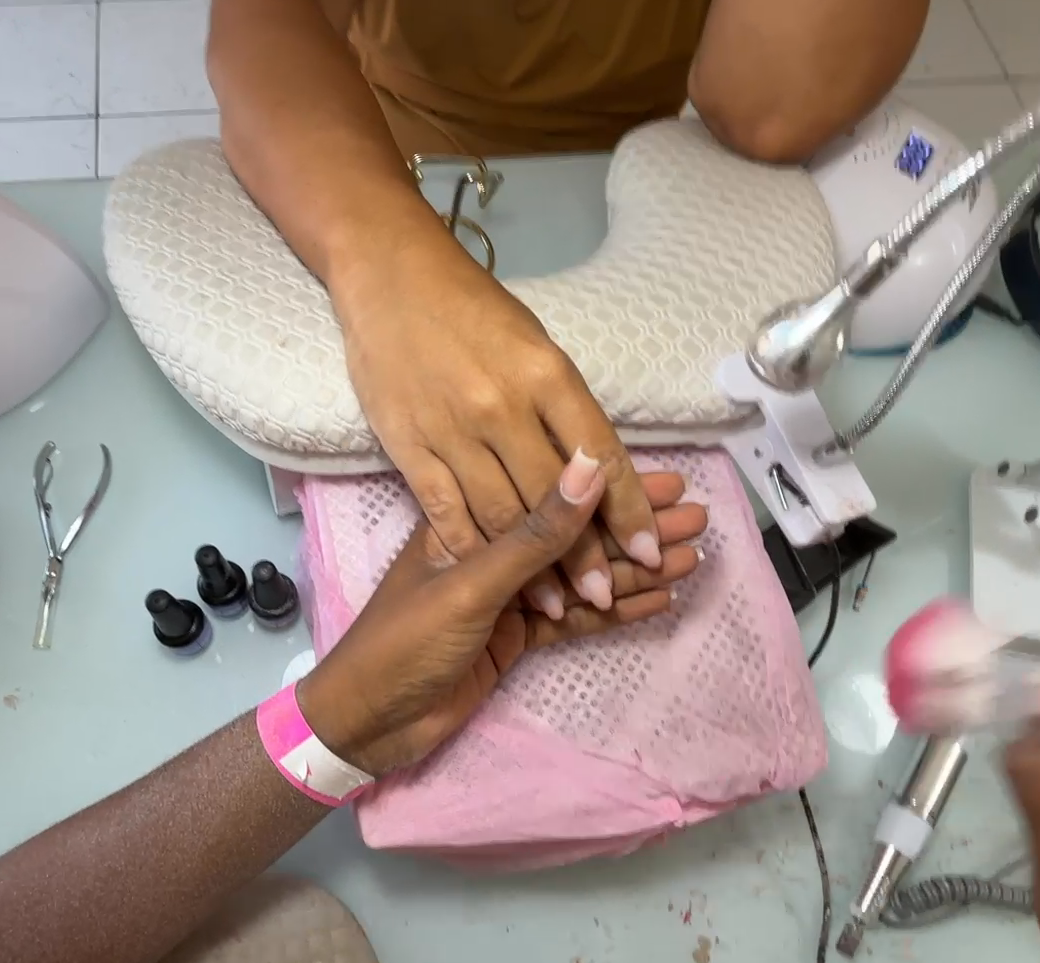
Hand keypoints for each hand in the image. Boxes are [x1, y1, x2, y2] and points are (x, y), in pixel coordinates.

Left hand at [297, 451, 699, 776]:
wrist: (368, 721)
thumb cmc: (405, 642)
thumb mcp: (471, 584)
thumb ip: (535, 534)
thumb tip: (589, 466)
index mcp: (473, 525)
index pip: (554, 498)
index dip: (613, 492)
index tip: (669, 484)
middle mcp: (493, 554)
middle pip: (576, 538)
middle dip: (634, 531)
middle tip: (697, 524)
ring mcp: (505, 598)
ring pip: (581, 579)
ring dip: (633, 572)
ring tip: (690, 561)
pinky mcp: (513, 638)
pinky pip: (571, 620)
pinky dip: (611, 613)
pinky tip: (655, 604)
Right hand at [329, 236, 656, 622]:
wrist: (389, 278)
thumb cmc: (470, 307)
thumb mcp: (534, 342)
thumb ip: (561, 406)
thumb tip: (593, 469)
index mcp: (545, 373)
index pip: (600, 453)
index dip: (628, 508)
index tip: (651, 549)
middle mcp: (502, 406)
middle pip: (552, 498)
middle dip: (585, 555)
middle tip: (607, 596)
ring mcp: (451, 431)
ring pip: (502, 515)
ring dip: (534, 569)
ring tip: (562, 606)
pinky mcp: (408, 448)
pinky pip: (447, 512)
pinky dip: (476, 551)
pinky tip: (495, 580)